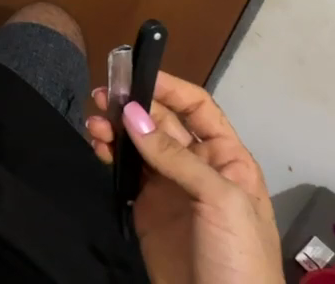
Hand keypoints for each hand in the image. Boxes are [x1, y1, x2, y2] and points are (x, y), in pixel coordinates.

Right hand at [84, 73, 281, 283]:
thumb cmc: (240, 260)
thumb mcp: (220, 202)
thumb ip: (174, 157)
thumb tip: (131, 114)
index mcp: (228, 159)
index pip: (197, 108)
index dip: (168, 87)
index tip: (133, 74)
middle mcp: (198, 167)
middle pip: (161, 121)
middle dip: (132, 105)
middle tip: (101, 97)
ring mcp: (170, 188)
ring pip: (139, 143)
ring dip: (116, 128)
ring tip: (94, 125)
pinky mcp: (146, 209)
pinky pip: (126, 170)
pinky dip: (110, 153)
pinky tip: (98, 146)